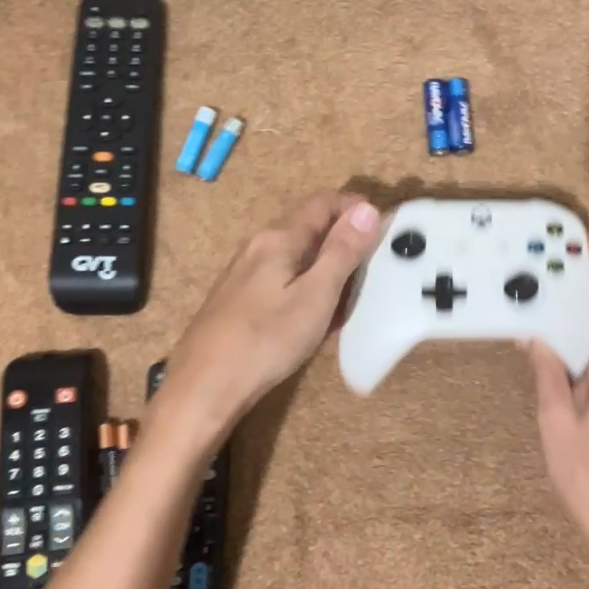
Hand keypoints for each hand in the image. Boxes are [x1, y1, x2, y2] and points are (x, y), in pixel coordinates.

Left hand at [157, 191, 383, 439]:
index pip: (321, 203)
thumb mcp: (315, 296)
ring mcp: (243, 273)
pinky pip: (281, 278)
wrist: (205, 386)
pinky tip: (313, 316)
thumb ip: (342, 251)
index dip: (354, 206)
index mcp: (278, 239)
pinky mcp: (237, 298)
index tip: (382, 225)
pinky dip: (306, 287)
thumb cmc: (266, 341)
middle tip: (372, 266)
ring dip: (325, 266)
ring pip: (294, 255)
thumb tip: (366, 208)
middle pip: (307, 227)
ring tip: (348, 296)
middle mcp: (257, 246)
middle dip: (342, 239)